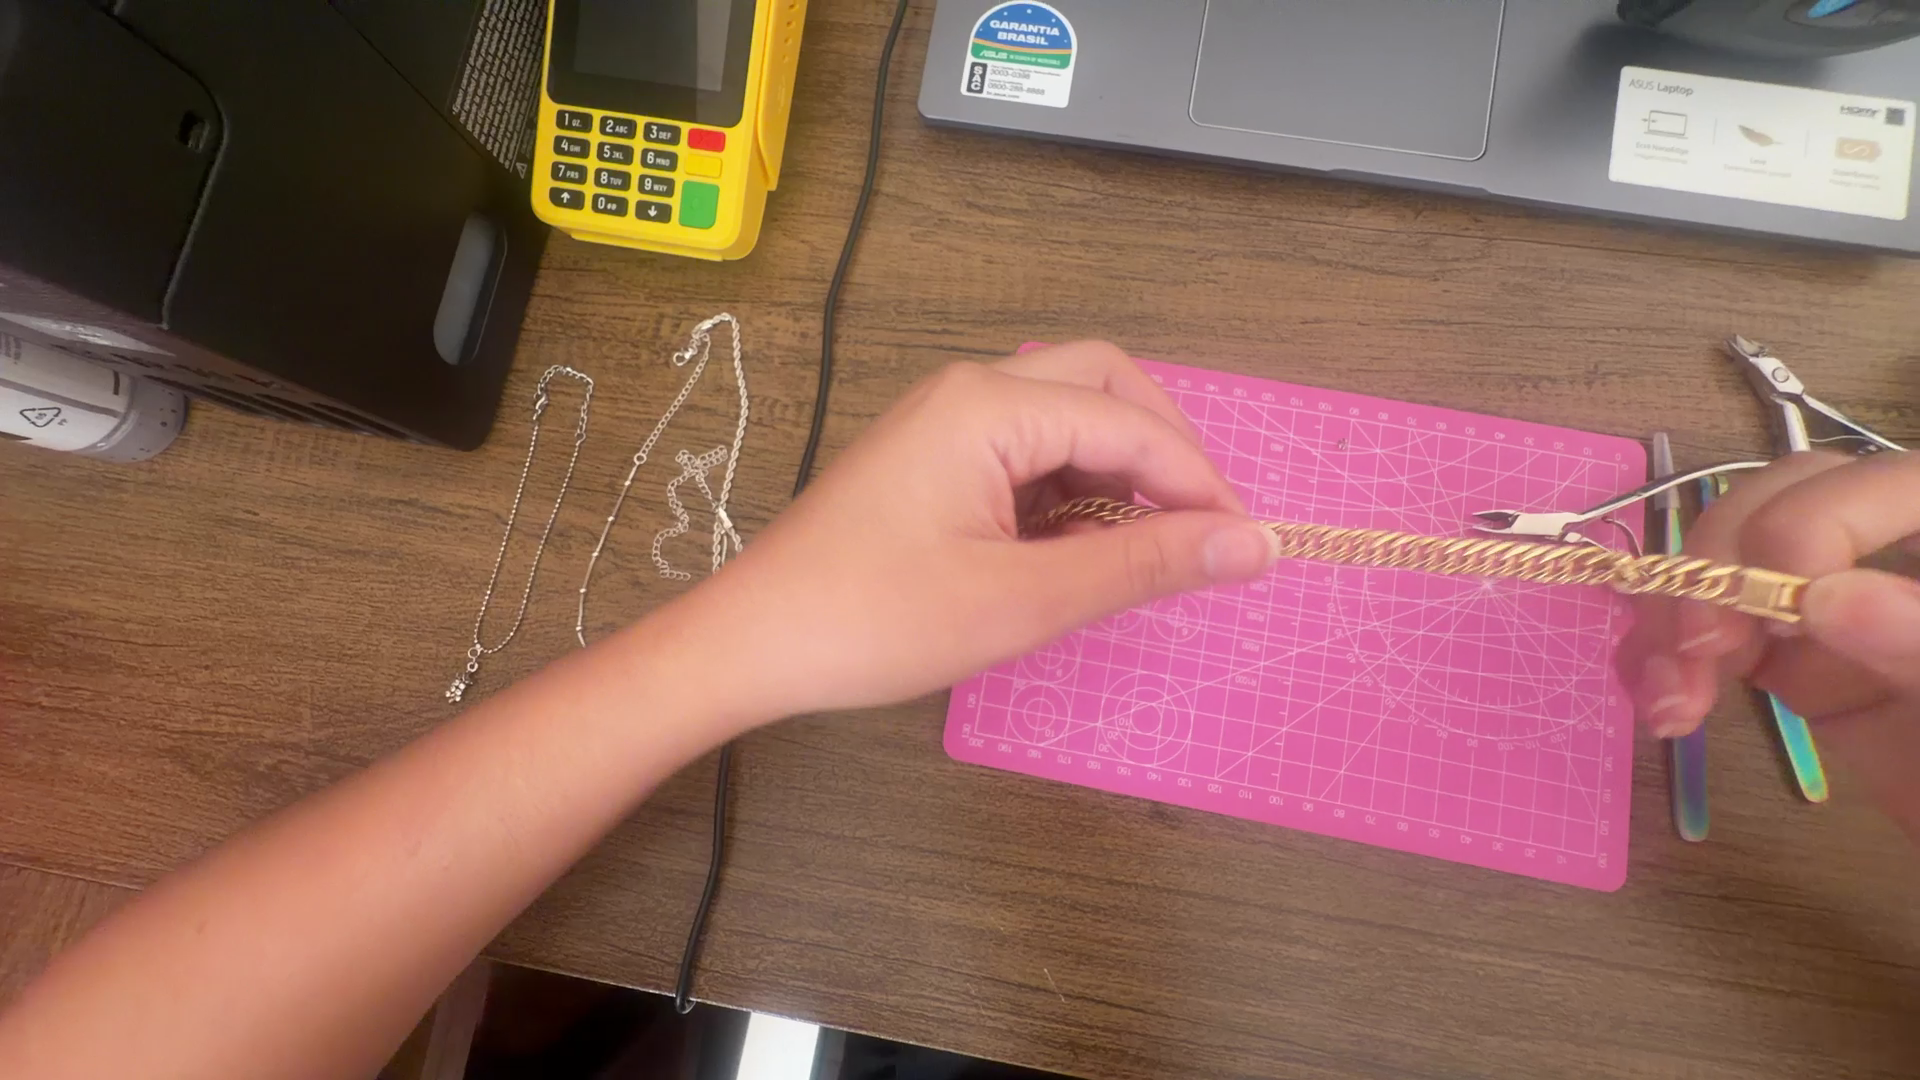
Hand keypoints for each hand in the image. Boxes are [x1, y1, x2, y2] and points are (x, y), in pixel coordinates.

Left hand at [676, 342, 1277, 720]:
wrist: (754, 642)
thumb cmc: (877, 620)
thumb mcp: (1022, 599)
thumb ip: (1141, 565)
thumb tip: (1251, 544)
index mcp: (990, 405)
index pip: (1130, 423)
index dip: (1200, 482)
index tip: (1247, 544)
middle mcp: (970, 391)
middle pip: (1102, 387)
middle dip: (1163, 452)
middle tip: (1198, 526)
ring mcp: (946, 422)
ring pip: (1064, 420)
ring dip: (1115, 472)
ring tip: (1139, 546)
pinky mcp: (933, 458)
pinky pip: (1024, 454)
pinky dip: (1068, 492)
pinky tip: (1074, 544)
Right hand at [1619, 451, 1919, 838]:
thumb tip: (1822, 595)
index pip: (1870, 484)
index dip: (1803, 526)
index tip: (1776, 616)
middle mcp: (1886, 556)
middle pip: (1765, 509)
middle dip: (1710, 576)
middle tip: (1697, 651)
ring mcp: (1829, 605)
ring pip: (1709, 568)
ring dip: (1666, 630)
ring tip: (1671, 704)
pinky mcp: (1783, 654)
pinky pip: (1692, 628)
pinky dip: (1656, 661)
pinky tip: (1663, 708)